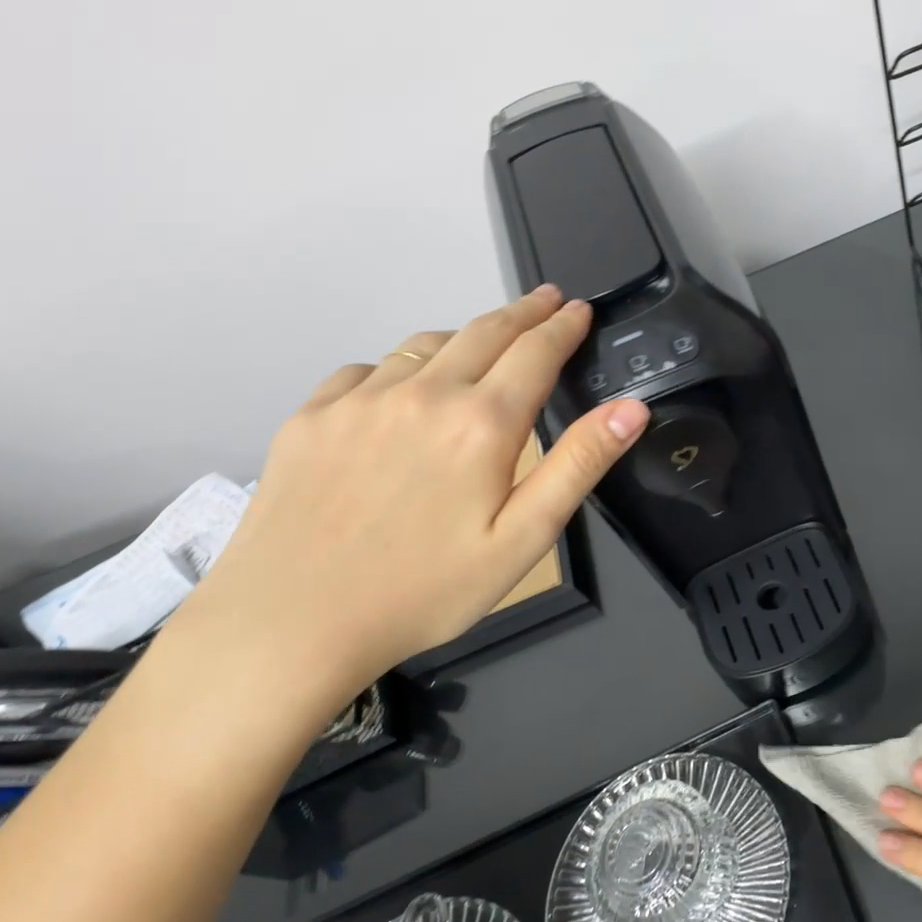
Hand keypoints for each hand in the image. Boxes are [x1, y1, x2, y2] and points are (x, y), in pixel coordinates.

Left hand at [168, 285, 646, 694]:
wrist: (291, 623)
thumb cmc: (426, 590)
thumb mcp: (524, 539)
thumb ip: (579, 465)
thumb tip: (631, 408)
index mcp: (482, 423)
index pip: (535, 352)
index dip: (563, 326)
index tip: (579, 308)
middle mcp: (422, 394)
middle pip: (482, 332)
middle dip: (522, 312)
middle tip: (546, 298)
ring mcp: (358, 400)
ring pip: (424, 344)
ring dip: (464, 334)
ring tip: (484, 339)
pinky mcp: (310, 417)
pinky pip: (366, 369)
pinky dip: (399, 365)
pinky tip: (403, 388)